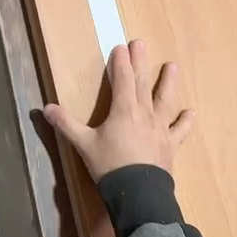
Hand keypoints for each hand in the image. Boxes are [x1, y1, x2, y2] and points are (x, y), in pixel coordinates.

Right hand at [42, 40, 193, 180]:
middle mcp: (144, 114)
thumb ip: (66, 124)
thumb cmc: (109, 165)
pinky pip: (179, 130)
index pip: (123, 80)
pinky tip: (191, 112)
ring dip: (168, 83)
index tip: (121, 46)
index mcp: (123, 110)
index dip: (121, 63)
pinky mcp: (170, 145)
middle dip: (140, 63)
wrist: (138, 193)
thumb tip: (46, 108)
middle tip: (140, 43)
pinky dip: (185, 121)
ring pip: (165, 101)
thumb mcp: (83, 144)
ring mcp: (160, 129)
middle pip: (142, 84)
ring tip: (173, 66)